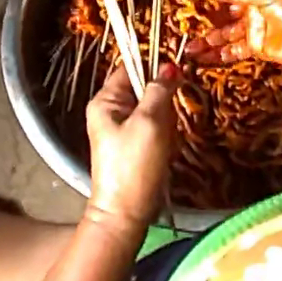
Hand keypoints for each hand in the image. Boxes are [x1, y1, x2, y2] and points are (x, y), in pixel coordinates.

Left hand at [85, 63, 179, 230]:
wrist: (125, 215)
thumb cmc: (134, 166)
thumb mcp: (149, 123)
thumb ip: (159, 91)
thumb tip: (170, 65)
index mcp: (104, 101)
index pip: (129, 68)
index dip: (152, 65)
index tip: (177, 69)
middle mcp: (109, 112)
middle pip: (142, 88)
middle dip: (161, 98)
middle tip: (172, 112)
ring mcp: (120, 130)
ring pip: (151, 109)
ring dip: (165, 118)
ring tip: (168, 135)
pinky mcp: (132, 147)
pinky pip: (153, 128)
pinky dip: (164, 133)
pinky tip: (168, 147)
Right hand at [185, 0, 281, 70]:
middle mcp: (255, 1)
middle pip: (224, 6)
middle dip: (203, 14)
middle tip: (181, 21)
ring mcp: (256, 24)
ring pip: (224, 30)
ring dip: (206, 38)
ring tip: (186, 47)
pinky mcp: (258, 46)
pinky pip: (233, 48)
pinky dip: (218, 53)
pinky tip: (202, 57)